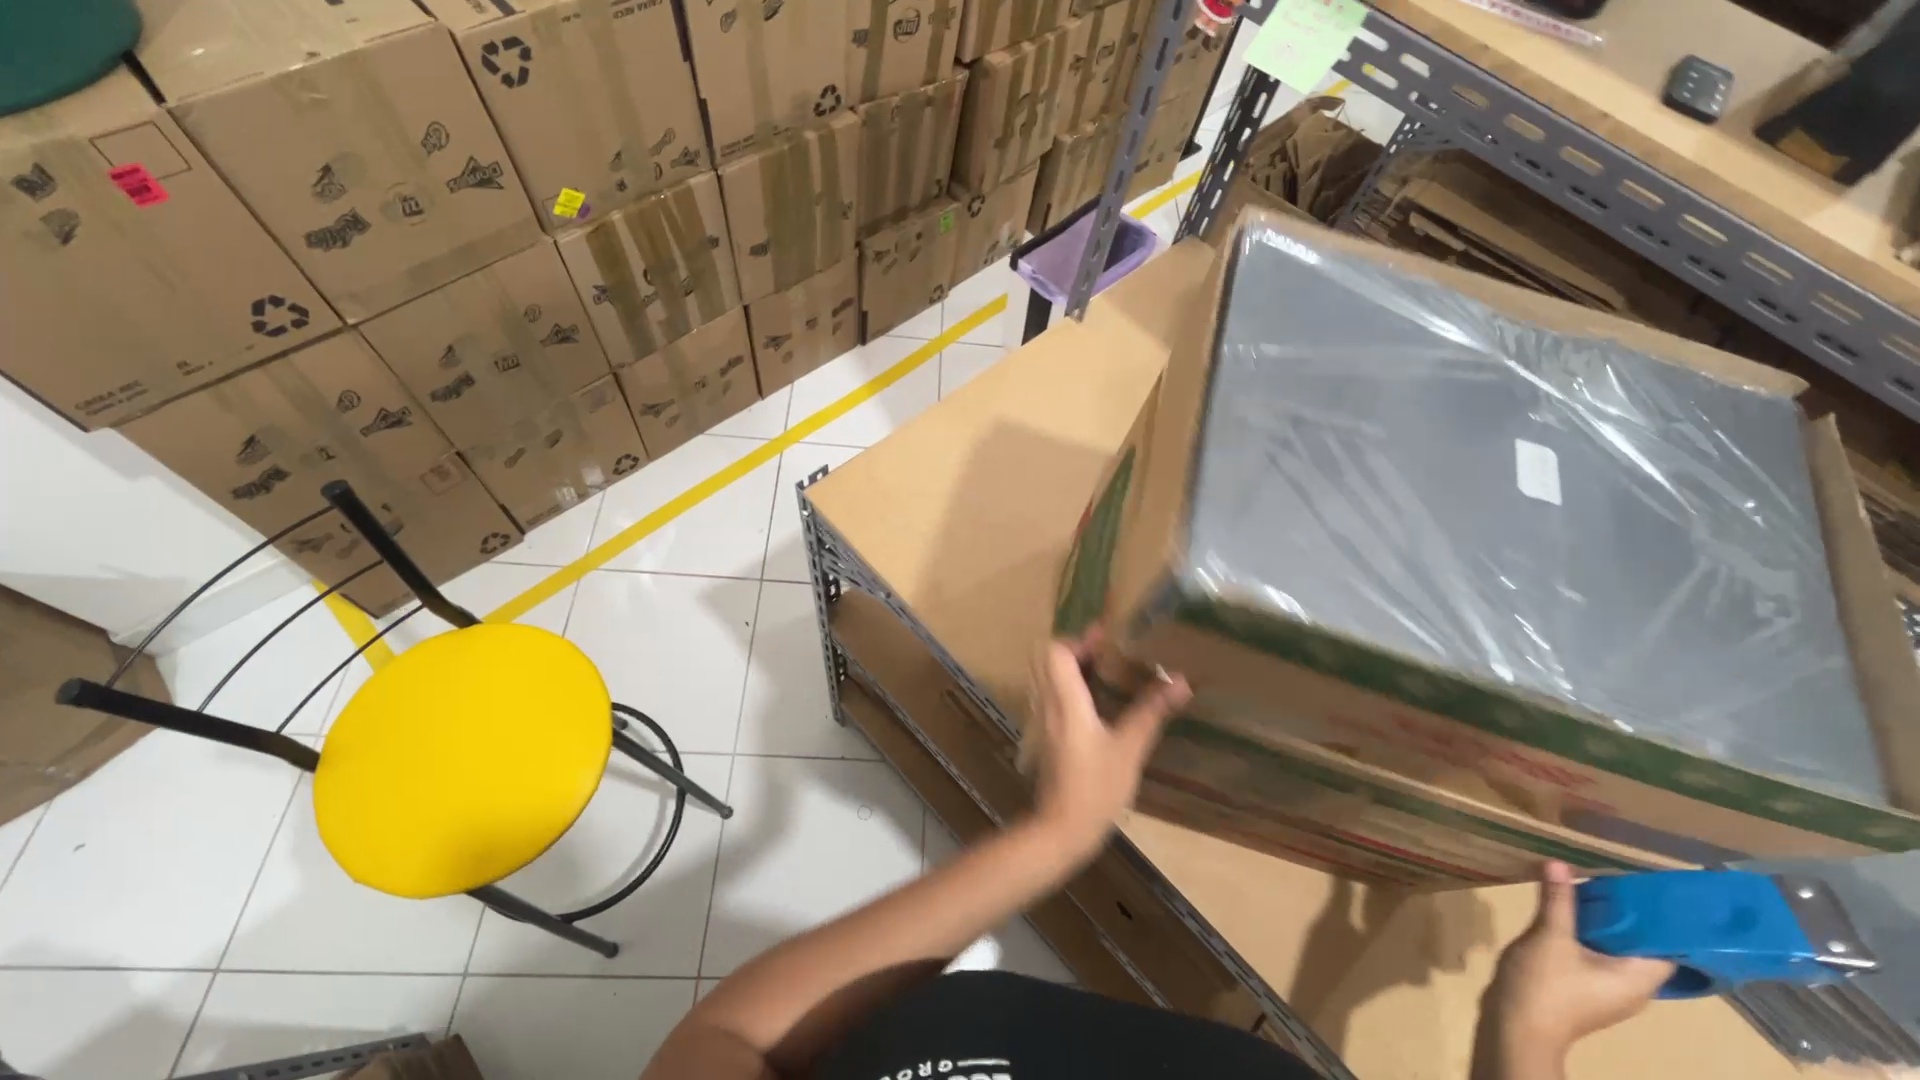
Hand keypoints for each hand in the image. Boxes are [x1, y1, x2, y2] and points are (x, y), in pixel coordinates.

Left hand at [1027, 634, 1189, 863]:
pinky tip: (1094, 704)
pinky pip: (1048, 697)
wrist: (1061, 829)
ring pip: (1043, 678)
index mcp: (1065, 702)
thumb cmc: (1096, 788)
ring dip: (1067, 667)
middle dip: (1071, 649)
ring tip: (1102, 672)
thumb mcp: (1129, 749)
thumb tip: (1180, 681)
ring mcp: (1041, 722)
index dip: (1078, 639)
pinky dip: (1066, 688)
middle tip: (1103, 653)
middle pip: (1043, 659)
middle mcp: (1047, 705)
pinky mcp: (1044, 738)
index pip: (1055, 652)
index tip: (1106, 638)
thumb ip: (1151, 712)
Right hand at [1476, 862, 1674, 1076]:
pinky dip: (1589, 938)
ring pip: (1617, 951)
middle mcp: (1633, 988)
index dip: (1661, 916)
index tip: (1647, 886)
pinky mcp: (1586, 992)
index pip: (1669, 945)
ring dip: (1605, 924)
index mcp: (1639, 978)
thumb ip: (1559, 901)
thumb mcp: (1550, 937)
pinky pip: (1598, 958)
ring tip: (1588, 891)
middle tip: (1612, 879)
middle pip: (1642, 945)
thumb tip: (1559, 864)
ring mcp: (1609, 992)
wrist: (1516, 1028)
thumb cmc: (1544, 986)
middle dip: (1628, 914)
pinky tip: (1568, 918)